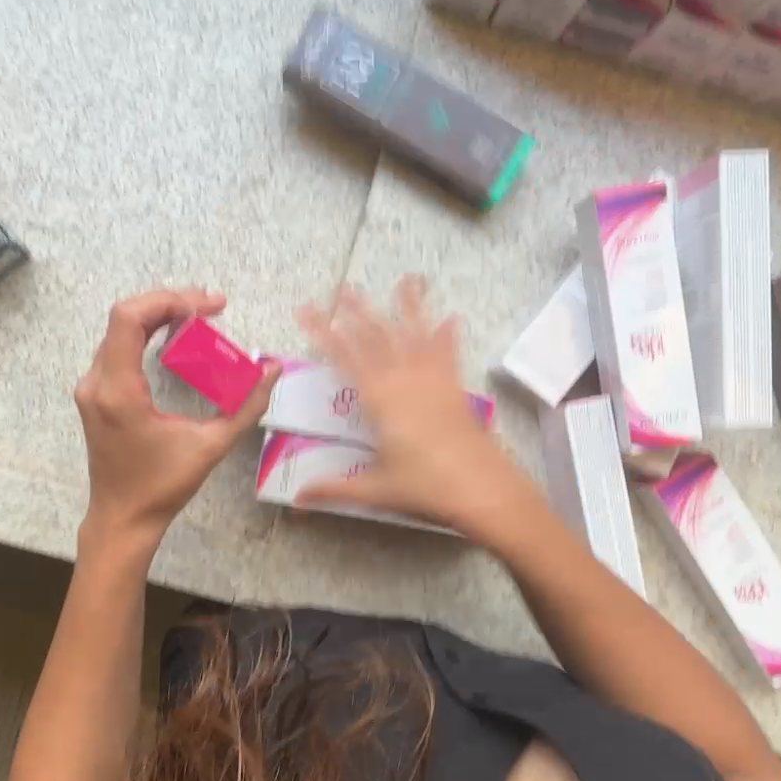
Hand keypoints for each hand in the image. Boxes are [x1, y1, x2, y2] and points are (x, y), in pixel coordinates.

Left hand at [75, 288, 277, 545]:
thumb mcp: (210, 446)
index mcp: (119, 391)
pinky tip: (174, 341)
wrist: (122, 518)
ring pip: (119, 332)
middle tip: (211, 308)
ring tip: (197, 318)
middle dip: (169, 304)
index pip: (131, 318)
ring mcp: (92, 389)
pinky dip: (146, 336)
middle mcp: (97, 383)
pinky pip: (117, 350)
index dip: (170, 300)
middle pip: (126, 318)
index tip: (210, 307)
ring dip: (157, 318)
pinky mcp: (95, 397)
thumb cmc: (162, 487)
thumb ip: (246, 405)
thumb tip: (272, 369)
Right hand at [295, 275, 529, 534]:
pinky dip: (447, 336)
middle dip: (358, 311)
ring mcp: (434, 381)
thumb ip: (335, 489)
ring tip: (405, 280)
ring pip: (415, 336)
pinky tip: (450, 318)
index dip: (323, 332)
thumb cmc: (425, 487)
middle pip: (378, 337)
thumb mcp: (376, 489)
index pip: (344, 357)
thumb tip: (298, 500)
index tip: (307, 311)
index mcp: (379, 399)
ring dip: (408, 308)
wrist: (482, 488)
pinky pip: (448, 355)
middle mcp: (405, 380)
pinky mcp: (456, 389)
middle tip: (343, 288)